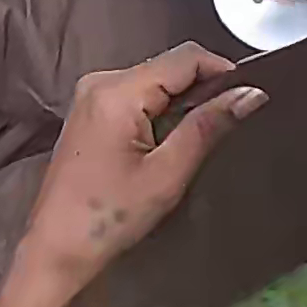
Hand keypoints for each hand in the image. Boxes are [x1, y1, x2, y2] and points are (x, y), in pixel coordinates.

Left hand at [12, 42, 267, 306]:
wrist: (55, 248)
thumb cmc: (108, 217)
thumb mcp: (167, 173)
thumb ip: (208, 126)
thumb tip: (250, 94)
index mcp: (117, 91)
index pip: (185, 57)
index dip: (223, 71)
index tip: (249, 96)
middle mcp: (100, 81)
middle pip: (169, 65)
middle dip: (204, 88)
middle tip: (229, 122)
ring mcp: (91, 94)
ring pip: (155, 80)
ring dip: (183, 101)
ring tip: (202, 135)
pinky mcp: (90, 110)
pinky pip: (137, 94)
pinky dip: (161, 110)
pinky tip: (170, 140)